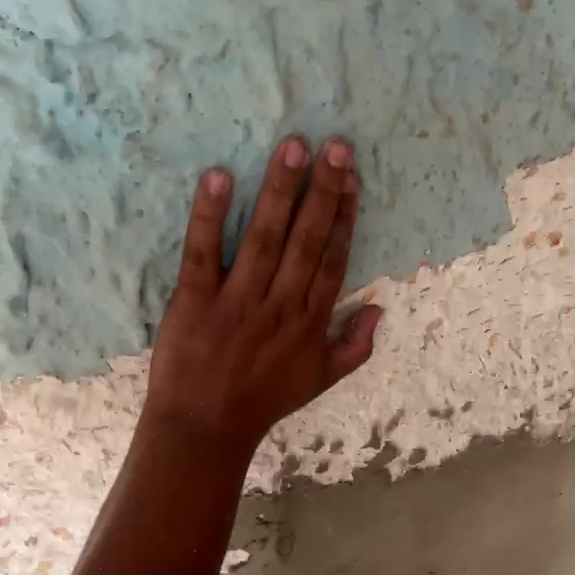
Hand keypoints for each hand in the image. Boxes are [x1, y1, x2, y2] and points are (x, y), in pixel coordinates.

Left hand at [146, 137, 382, 453]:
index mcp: (310, 322)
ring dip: (279, 192)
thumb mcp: (319, 381)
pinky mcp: (194, 301)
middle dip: (322, 191)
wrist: (204, 428)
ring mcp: (237, 302)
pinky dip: (211, 216)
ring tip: (292, 148)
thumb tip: (380, 310)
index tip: (352, 177)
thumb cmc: (263, 401)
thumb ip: (353, 347)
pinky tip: (220, 177)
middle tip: (334, 146)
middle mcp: (280, 306)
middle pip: (306, 241)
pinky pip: (204, 253)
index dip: (344, 216)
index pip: (332, 260)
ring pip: (264, 239)